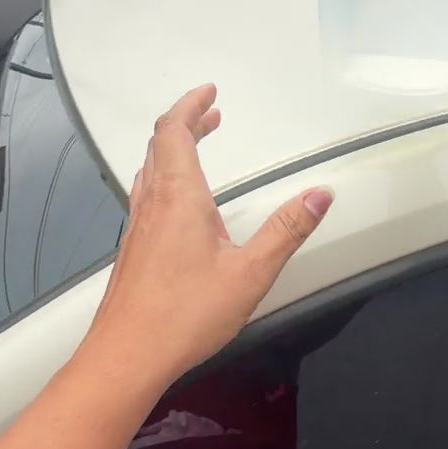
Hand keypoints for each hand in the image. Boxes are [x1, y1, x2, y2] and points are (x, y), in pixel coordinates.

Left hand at [83, 84, 332, 386]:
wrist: (127, 356)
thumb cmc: (187, 313)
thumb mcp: (251, 273)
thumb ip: (287, 230)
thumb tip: (321, 193)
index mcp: (179, 197)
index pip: (174, 131)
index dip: (190, 105)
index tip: (210, 92)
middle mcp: (153, 204)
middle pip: (160, 146)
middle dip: (186, 123)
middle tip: (212, 114)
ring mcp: (138, 227)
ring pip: (150, 171)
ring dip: (173, 150)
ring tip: (199, 147)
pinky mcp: (133, 250)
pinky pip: (147, 196)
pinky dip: (166, 178)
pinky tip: (181, 205)